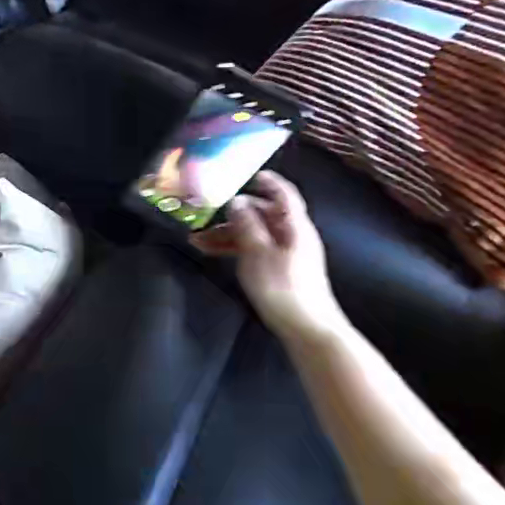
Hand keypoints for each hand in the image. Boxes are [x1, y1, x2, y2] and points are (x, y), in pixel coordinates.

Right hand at [190, 170, 344, 341]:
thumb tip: (235, 201)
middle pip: (263, 215)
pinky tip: (213, 253)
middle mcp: (293, 235)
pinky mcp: (280, 271)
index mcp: (294, 226)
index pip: (283, 194)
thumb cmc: (283, 287)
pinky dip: (234, 248)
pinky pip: (254, 250)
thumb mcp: (257, 252)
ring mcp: (288, 254)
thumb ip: (246, 224)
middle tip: (206, 214)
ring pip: (255, 234)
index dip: (267, 181)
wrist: (307, 329)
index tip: (246, 174)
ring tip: (197, 240)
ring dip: (227, 234)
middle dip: (234, 213)